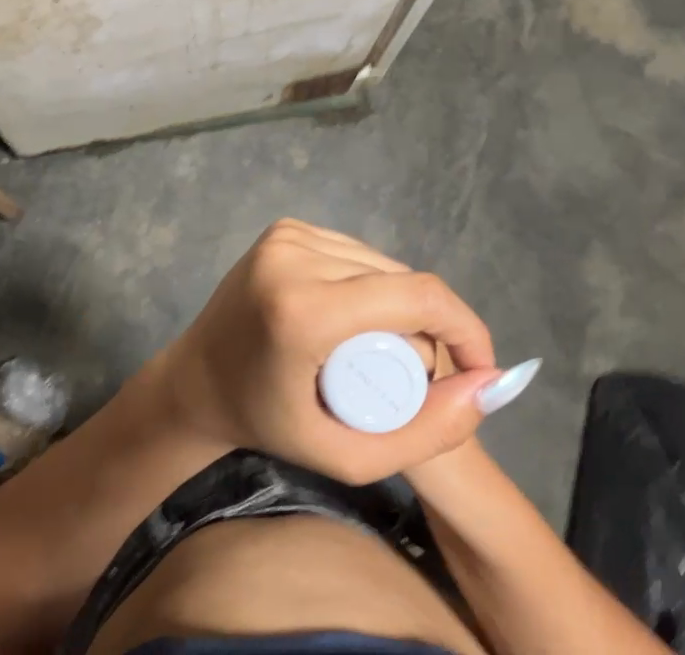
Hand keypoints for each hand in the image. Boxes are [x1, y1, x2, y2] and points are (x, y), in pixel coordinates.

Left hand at [154, 219, 503, 485]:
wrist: (196, 380)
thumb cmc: (266, 423)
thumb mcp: (348, 455)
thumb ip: (428, 433)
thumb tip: (488, 384)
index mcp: (303, 308)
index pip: (418, 297)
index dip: (465, 329)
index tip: (477, 368)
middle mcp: (292, 258)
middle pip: (402, 280)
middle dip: (429, 326)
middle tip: (420, 374)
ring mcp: (284, 237)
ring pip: (381, 264)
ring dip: (400, 305)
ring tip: (384, 352)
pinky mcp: (282, 229)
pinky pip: (354, 253)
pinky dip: (370, 285)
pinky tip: (357, 320)